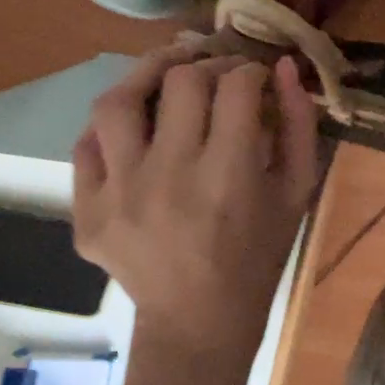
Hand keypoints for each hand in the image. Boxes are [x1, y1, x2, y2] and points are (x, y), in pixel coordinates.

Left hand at [72, 46, 320, 355]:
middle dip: (209, 64)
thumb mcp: (298, 188)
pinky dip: (110, 124)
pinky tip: (137, 121)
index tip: (257, 76)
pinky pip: (85, 147)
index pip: (237, 85)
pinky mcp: (87, 213)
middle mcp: (169, 175)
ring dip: (147, 74)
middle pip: (181, 82)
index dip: (251, 68)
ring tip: (168, 68)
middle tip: (221, 72)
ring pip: (117, 103)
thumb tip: (281, 66)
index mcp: (228, 172)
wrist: (198, 320)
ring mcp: (119, 194)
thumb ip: (299, 123)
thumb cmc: (260, 251)